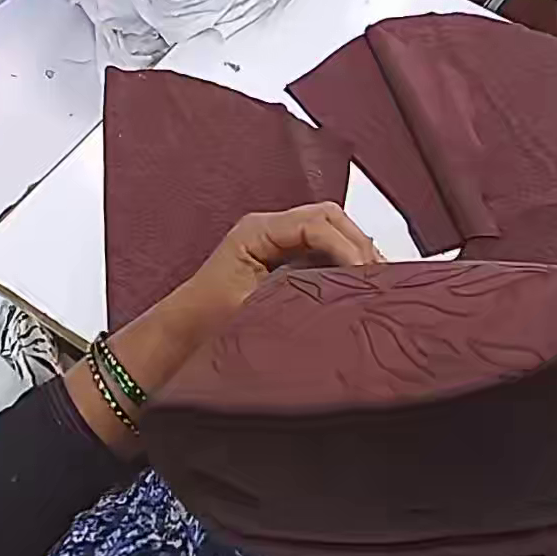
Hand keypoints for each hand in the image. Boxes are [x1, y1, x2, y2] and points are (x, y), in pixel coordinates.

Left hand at [157, 203, 381, 351]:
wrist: (179, 337)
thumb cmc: (204, 323)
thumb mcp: (251, 310)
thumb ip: (298, 294)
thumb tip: (344, 291)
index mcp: (257, 231)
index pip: (316, 223)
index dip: (346, 247)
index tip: (364, 275)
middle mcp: (270, 228)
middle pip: (328, 218)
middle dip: (358, 243)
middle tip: (377, 277)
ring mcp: (278, 241)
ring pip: (330, 230)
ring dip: (356, 250)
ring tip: (375, 280)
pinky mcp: (285, 259)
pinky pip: (323, 249)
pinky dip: (346, 261)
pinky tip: (359, 283)